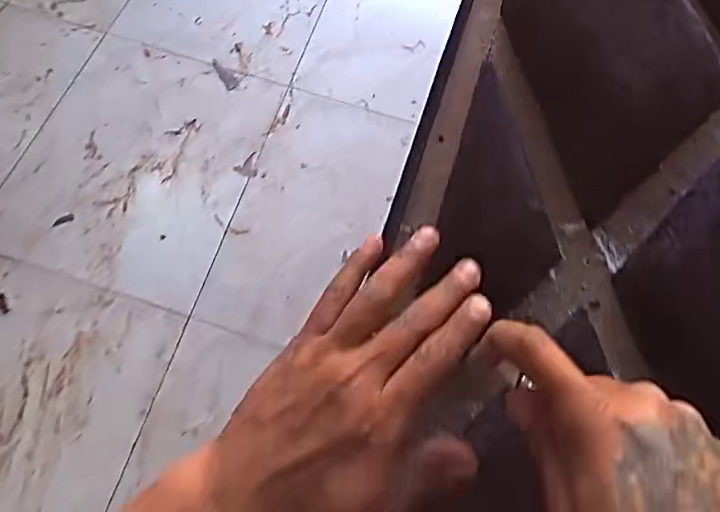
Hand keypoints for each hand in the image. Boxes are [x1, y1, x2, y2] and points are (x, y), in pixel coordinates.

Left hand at [130, 228, 490, 511]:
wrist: (235, 500)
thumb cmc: (314, 505)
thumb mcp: (376, 503)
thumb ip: (425, 474)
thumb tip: (472, 454)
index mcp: (382, 418)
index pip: (432, 362)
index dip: (460, 331)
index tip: (483, 303)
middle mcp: (359, 376)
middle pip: (410, 324)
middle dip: (445, 293)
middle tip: (470, 265)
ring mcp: (328, 354)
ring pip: (374, 300)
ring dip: (405, 265)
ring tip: (429, 235)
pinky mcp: (302, 344)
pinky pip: (332, 299)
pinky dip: (353, 269)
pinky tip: (373, 242)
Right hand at [486, 320, 719, 511]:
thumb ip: (546, 451)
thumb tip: (523, 403)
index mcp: (599, 417)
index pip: (541, 354)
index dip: (510, 340)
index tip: (493, 341)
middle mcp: (639, 398)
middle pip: (583, 388)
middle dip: (568, 414)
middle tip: (561, 463)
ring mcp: (675, 411)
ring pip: (620, 405)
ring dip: (606, 431)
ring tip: (615, 491)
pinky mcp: (702, 428)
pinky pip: (654, 420)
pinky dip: (639, 441)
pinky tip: (647, 488)